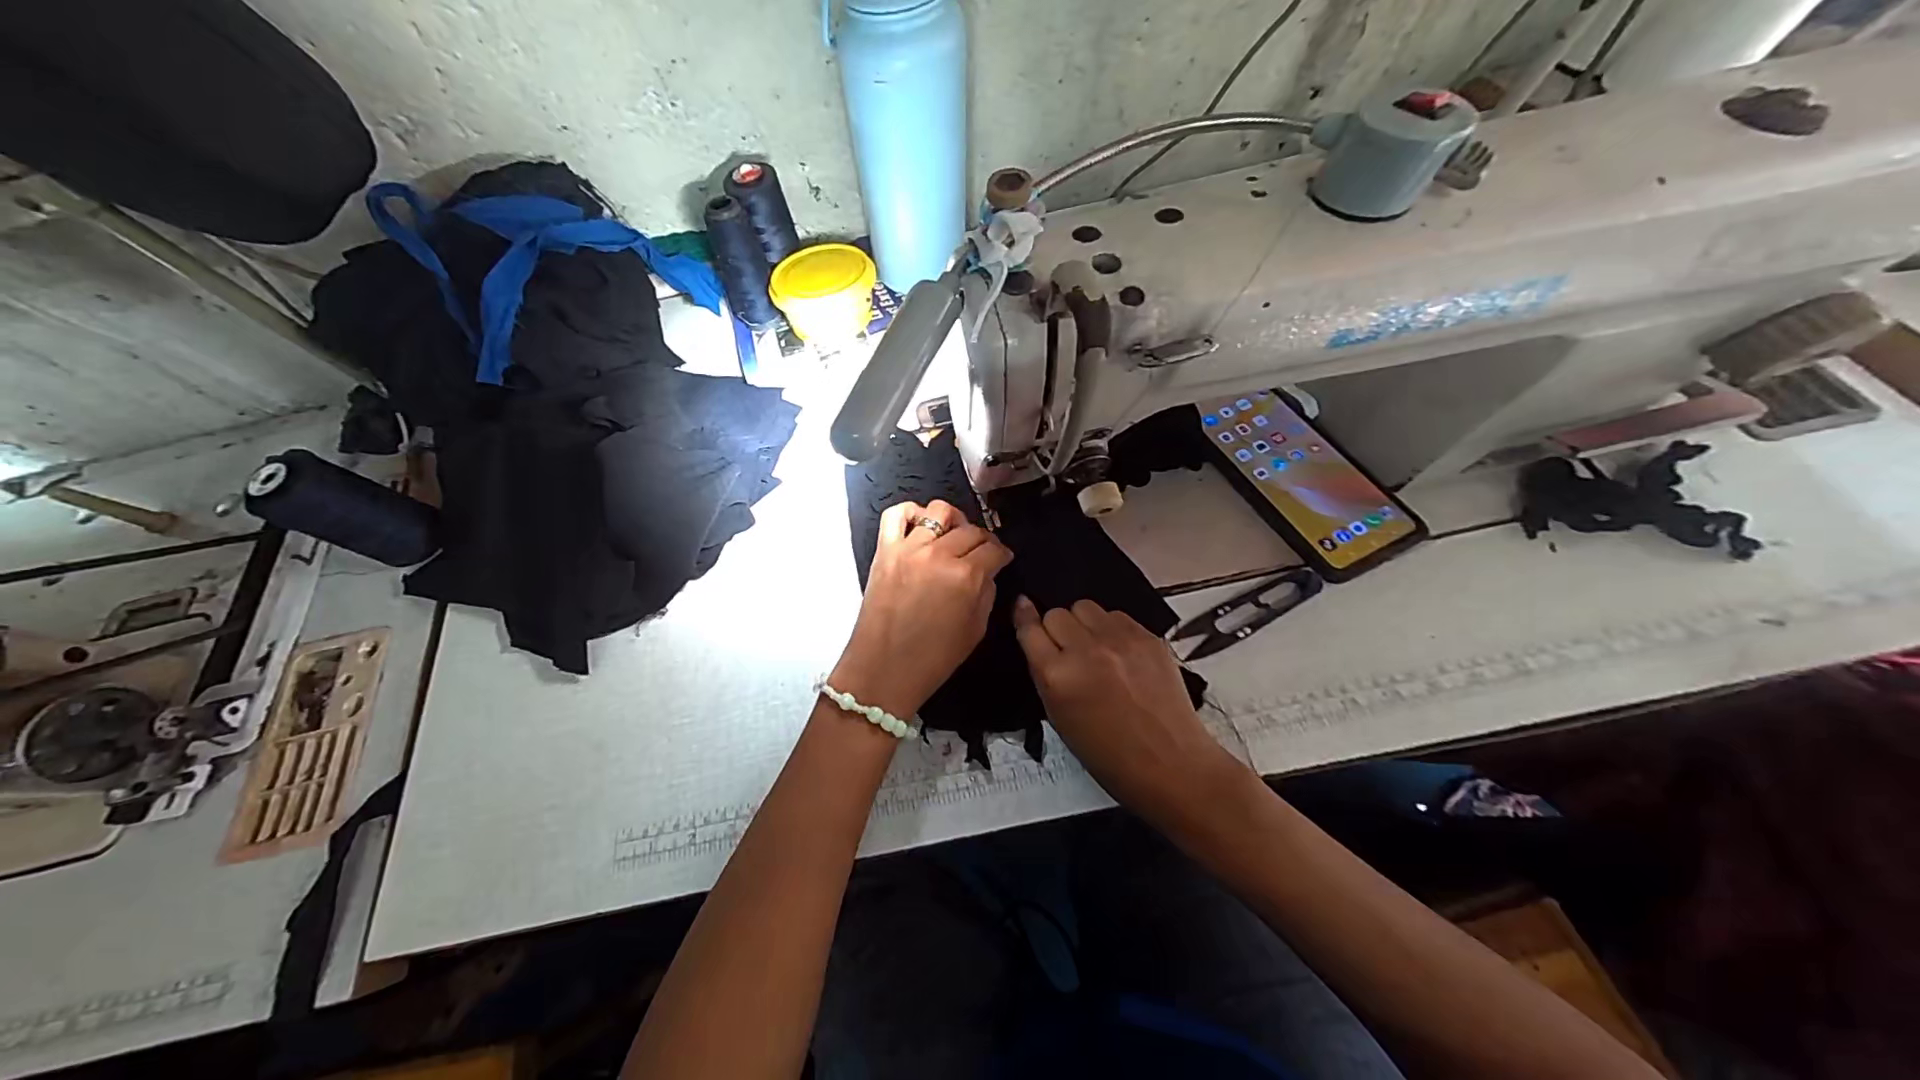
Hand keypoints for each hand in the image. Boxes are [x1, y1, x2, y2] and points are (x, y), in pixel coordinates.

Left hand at [830, 500, 1012, 720]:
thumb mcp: (975, 631)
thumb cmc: (932, 659)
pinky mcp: (885, 551)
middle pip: (971, 530)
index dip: (1002, 554)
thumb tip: (988, 573)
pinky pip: (896, 514)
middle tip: (981, 553)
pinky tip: (921, 526)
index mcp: (966, 577)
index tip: (1001, 559)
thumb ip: (987, 594)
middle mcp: (939, 555)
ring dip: (953, 521)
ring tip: (953, 536)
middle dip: (982, 540)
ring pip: (939, 512)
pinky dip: (911, 512)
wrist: (884, 670)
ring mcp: (909, 549)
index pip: (993, 549)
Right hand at [1013, 596, 1250, 824]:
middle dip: (1056, 628)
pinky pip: (1116, 615)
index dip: (1024, 617)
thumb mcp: (1059, 718)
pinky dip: (1111, 628)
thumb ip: (1045, 675)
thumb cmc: (1109, 755)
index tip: (1023, 608)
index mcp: (1057, 676)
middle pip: (1056, 613)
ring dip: (1083, 623)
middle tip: (1068, 650)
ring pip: (1085, 606)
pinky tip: (1119, 652)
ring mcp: (1119, 640)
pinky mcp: (1147, 637)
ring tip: (1094, 648)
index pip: (1029, 628)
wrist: (1169, 764)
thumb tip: (1038, 642)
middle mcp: (1085, 651)